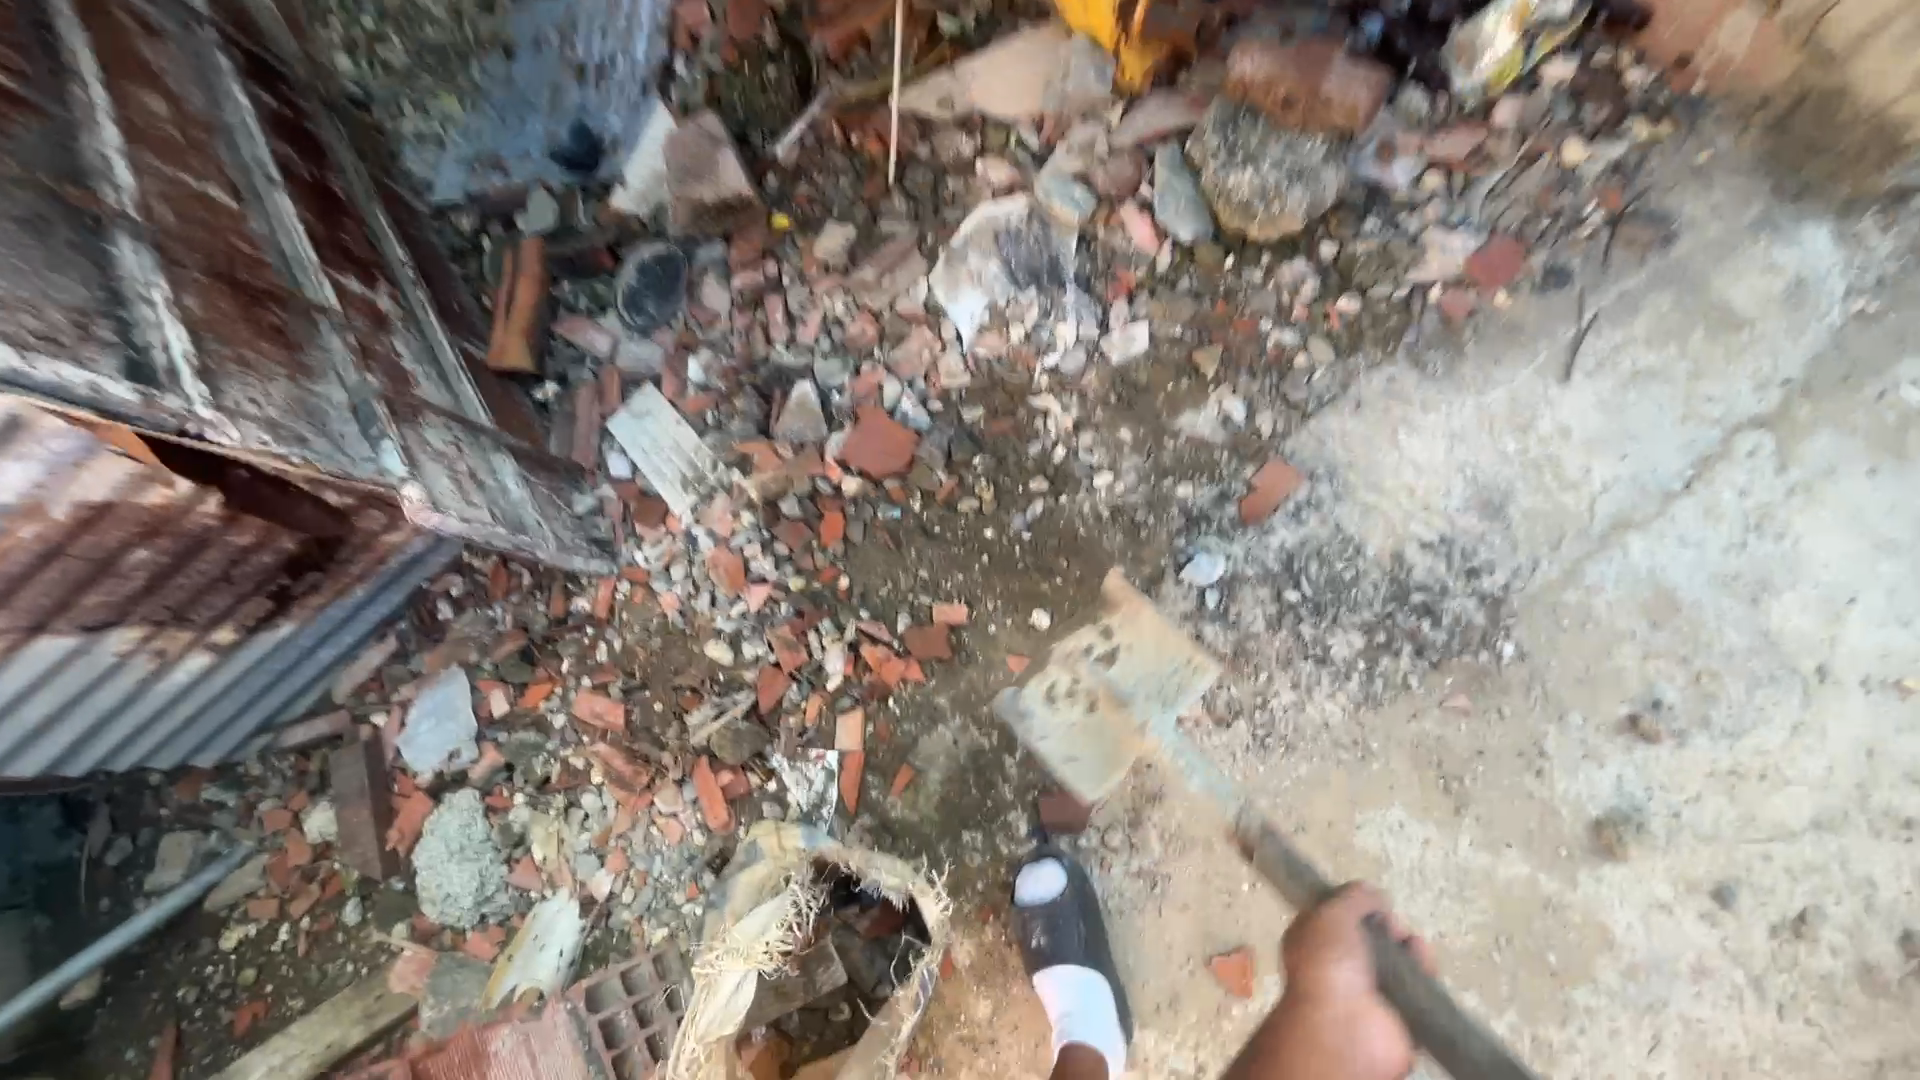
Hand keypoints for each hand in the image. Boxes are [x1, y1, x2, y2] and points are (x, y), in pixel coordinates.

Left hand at [1225, 883, 1434, 1079]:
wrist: (1346, 1027)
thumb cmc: (1328, 962)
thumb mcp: (1331, 914)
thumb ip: (1352, 898)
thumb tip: (1373, 892)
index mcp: (1313, 940)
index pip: (1337, 918)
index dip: (1356, 907)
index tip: (1371, 902)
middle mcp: (1339, 964)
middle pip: (1372, 937)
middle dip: (1387, 926)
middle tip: (1392, 926)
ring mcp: (1371, 991)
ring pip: (1398, 960)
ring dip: (1409, 946)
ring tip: (1412, 943)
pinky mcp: (1401, 1015)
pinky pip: (1418, 987)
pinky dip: (1424, 970)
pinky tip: (1424, 960)